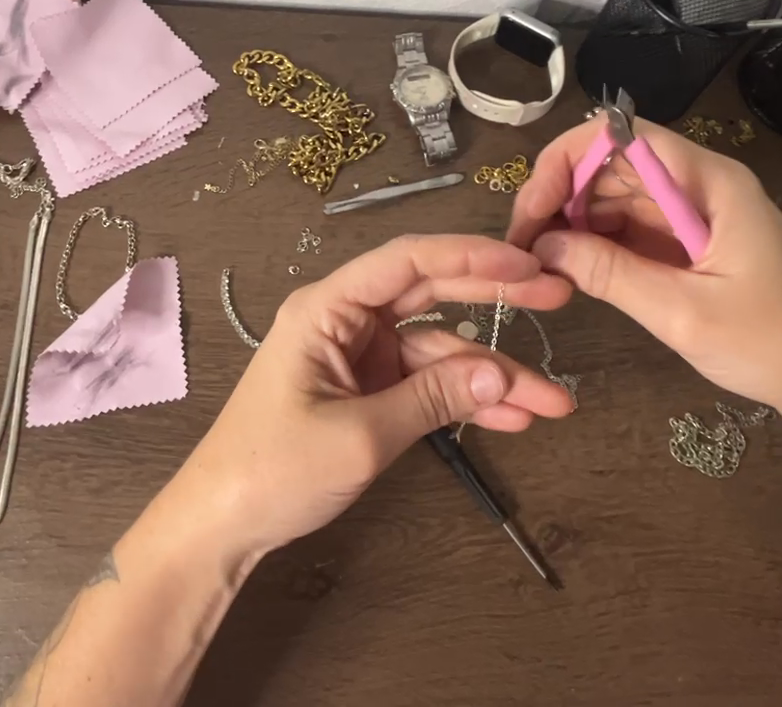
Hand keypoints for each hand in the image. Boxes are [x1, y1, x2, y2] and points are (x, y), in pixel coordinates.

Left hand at [170, 234, 575, 557]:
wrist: (222, 525)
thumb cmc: (273, 470)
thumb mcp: (360, 436)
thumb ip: (432, 399)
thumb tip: (503, 376)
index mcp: (328, 307)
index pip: (408, 262)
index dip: (471, 256)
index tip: (527, 266)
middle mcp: (347, 318)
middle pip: (431, 293)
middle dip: (495, 300)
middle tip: (558, 296)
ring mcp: (360, 353)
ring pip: (438, 348)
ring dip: (491, 376)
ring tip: (552, 401)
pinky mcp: (369, 387)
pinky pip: (427, 383)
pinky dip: (465, 402)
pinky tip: (512, 418)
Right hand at [506, 118, 781, 415]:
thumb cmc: (777, 343)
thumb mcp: (685, 312)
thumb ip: (610, 274)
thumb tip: (540, 247)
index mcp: (706, 181)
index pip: (622, 136)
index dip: (568, 160)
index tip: (533, 210)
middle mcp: (694, 186)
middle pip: (611, 163)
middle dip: (560, 195)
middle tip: (522, 248)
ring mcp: (689, 216)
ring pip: (613, 197)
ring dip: (572, 223)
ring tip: (539, 264)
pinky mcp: (684, 246)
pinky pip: (626, 229)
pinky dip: (594, 245)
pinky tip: (570, 271)